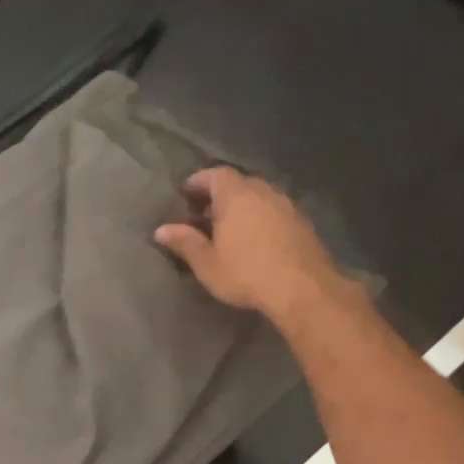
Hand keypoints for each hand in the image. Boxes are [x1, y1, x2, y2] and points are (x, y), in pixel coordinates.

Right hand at [154, 167, 348, 323]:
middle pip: (239, 183)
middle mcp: (264, 193)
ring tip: (225, 226)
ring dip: (240, 205)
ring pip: (258, 196)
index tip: (185, 192)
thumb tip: (161, 230)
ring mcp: (287, 206)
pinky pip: (273, 209)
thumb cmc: (245, 273)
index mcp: (236, 198)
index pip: (217, 174)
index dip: (199, 180)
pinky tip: (251, 237)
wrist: (302, 288)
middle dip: (219, 193)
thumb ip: (185, 242)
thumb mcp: (206, 262)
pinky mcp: (302, 222)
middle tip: (201, 212)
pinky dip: (258, 216)